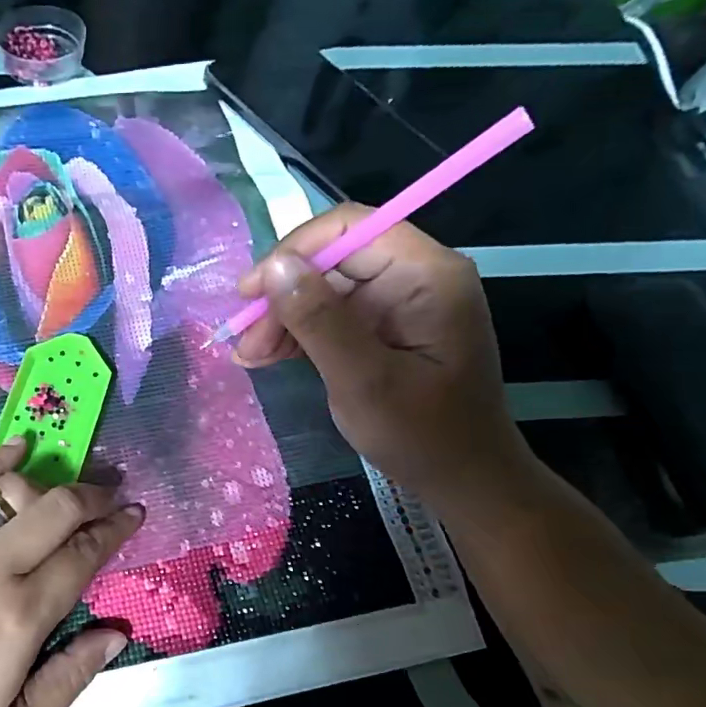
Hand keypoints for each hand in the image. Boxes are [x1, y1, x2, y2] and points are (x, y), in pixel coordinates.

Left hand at [0, 437, 143, 706]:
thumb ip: (72, 676)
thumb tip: (118, 632)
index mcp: (21, 615)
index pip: (83, 554)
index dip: (116, 530)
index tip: (135, 514)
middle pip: (58, 509)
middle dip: (95, 496)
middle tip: (115, 494)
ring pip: (16, 489)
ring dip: (54, 479)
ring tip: (75, 482)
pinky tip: (19, 447)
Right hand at [232, 202, 534, 510]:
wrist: (461, 478)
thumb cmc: (421, 434)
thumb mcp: (362, 380)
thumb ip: (319, 321)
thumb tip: (274, 267)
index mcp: (425, 275)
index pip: (350, 228)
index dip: (292, 251)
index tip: (249, 294)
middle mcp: (413, 276)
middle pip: (331, 260)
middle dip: (282, 296)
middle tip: (244, 341)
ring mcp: (397, 302)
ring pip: (323, 289)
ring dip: (281, 319)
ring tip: (250, 357)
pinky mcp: (382, 327)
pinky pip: (330, 315)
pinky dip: (296, 334)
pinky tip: (267, 357)